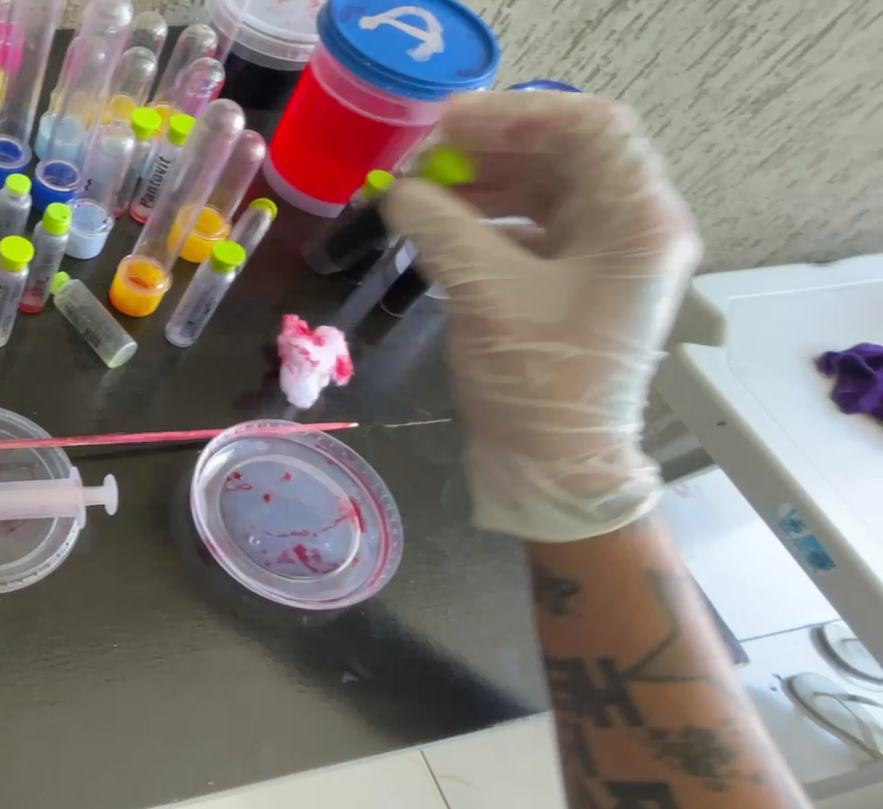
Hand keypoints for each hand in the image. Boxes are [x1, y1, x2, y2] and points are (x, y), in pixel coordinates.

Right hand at [382, 91, 701, 542]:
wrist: (553, 465)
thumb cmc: (535, 382)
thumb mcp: (485, 298)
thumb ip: (441, 233)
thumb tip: (397, 193)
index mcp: (637, 220)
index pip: (586, 129)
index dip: (511, 117)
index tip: (438, 127)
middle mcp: (632, 228)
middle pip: (565, 157)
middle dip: (490, 151)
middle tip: (419, 160)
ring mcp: (603, 259)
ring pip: (544, 193)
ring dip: (481, 186)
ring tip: (420, 194)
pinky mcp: (571, 287)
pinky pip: (529, 232)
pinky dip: (483, 223)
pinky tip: (439, 231)